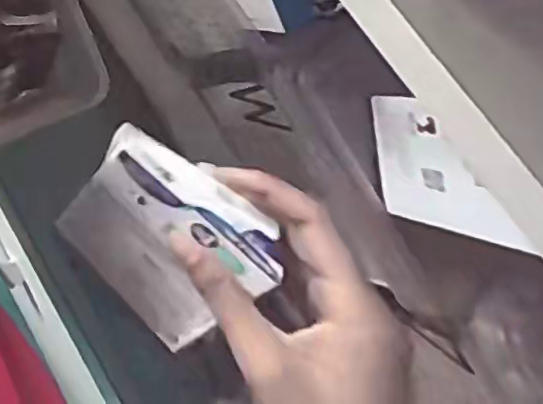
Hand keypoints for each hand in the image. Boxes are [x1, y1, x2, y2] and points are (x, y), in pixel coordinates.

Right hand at [171, 168, 408, 403]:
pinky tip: (235, 261)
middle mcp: (362, 305)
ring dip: (259, 238)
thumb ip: (225, 299)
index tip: (219, 176)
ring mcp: (354, 326)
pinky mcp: (341, 344)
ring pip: (305, 261)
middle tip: (208, 190)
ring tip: (214, 215)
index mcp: (358, 304)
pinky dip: (267, 270)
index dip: (265, 189)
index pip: (311, 220)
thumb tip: (180, 240)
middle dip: (257, 208)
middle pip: (309, 235)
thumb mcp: (267, 366)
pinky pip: (302, 289)